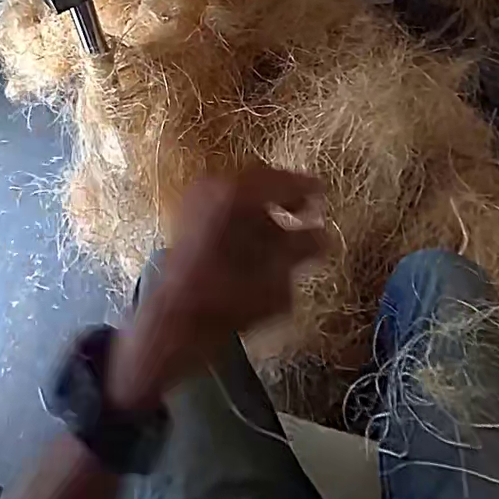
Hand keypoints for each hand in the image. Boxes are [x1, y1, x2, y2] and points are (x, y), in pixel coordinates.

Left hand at [108, 167, 328, 410]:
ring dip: (264, 209)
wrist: (174, 318)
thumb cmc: (227, 298)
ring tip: (285, 232)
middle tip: (306, 211)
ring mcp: (196, 200)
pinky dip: (243, 217)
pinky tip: (256, 241)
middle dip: (283, 198)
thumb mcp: (275, 278)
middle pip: (258, 183)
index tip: (323, 193)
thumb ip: (300, 251)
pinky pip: (223, 206)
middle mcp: (213, 187)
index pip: (278, 180)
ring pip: (240, 195)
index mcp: (235, 194)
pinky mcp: (187, 216)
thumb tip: (323, 237)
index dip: (304, 187)